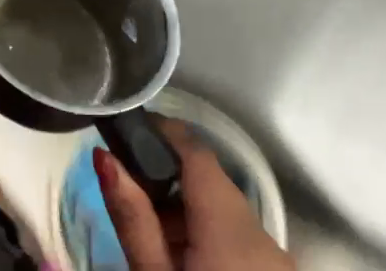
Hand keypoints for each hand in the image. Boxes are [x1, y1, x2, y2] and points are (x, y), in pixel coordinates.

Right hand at [97, 120, 294, 270]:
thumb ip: (131, 215)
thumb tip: (105, 156)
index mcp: (231, 230)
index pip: (198, 153)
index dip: (162, 132)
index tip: (125, 129)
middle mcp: (266, 238)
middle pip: (211, 185)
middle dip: (166, 181)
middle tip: (126, 198)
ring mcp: (281, 262)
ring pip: (226, 214)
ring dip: (187, 213)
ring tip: (154, 243)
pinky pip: (243, 241)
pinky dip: (210, 238)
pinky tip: (186, 264)